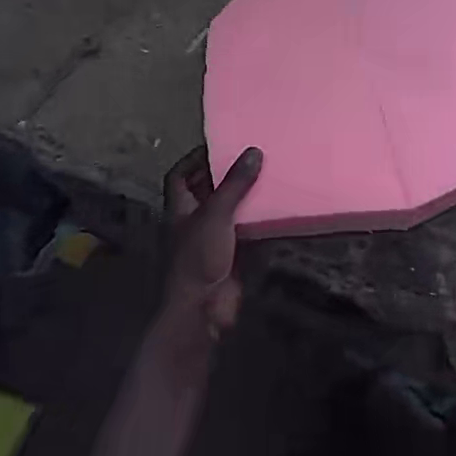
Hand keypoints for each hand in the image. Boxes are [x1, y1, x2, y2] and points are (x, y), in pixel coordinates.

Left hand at [161, 145, 262, 338]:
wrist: (201, 310)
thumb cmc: (198, 258)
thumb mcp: (216, 214)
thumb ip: (235, 184)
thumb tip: (254, 151)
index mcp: (180, 209)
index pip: (179, 177)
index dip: (194, 159)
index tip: (219, 145)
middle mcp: (193, 222)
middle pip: (205, 191)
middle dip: (224, 174)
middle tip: (252, 156)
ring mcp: (212, 240)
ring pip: (227, 210)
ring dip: (244, 196)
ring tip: (268, 175)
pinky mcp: (231, 255)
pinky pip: (245, 230)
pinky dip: (258, 219)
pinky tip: (277, 208)